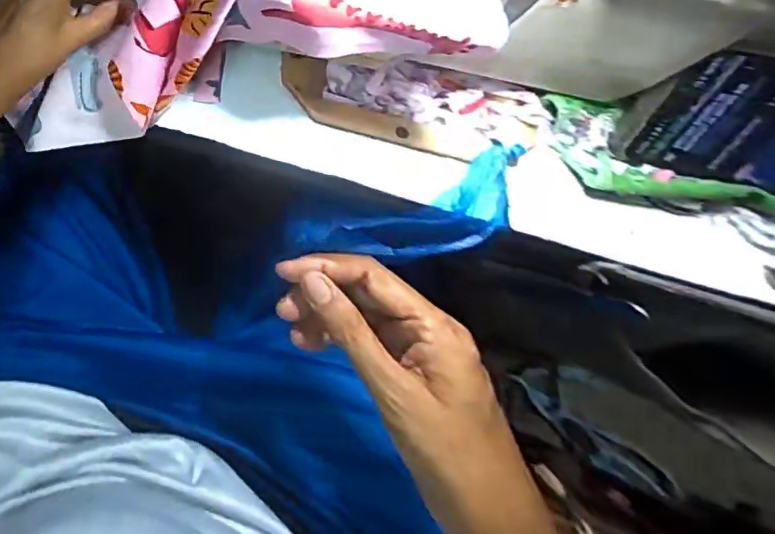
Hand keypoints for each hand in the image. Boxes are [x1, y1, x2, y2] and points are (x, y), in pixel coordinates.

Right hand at [275, 255, 553, 533]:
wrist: (492, 517)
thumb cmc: (446, 451)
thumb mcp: (392, 389)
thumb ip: (350, 330)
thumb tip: (311, 279)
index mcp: (432, 324)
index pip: (370, 275)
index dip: (323, 266)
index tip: (283, 273)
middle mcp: (425, 326)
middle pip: (362, 290)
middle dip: (319, 292)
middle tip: (282, 310)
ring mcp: (417, 347)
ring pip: (359, 313)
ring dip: (323, 315)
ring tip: (291, 329)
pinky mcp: (408, 367)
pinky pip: (365, 336)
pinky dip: (336, 336)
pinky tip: (311, 343)